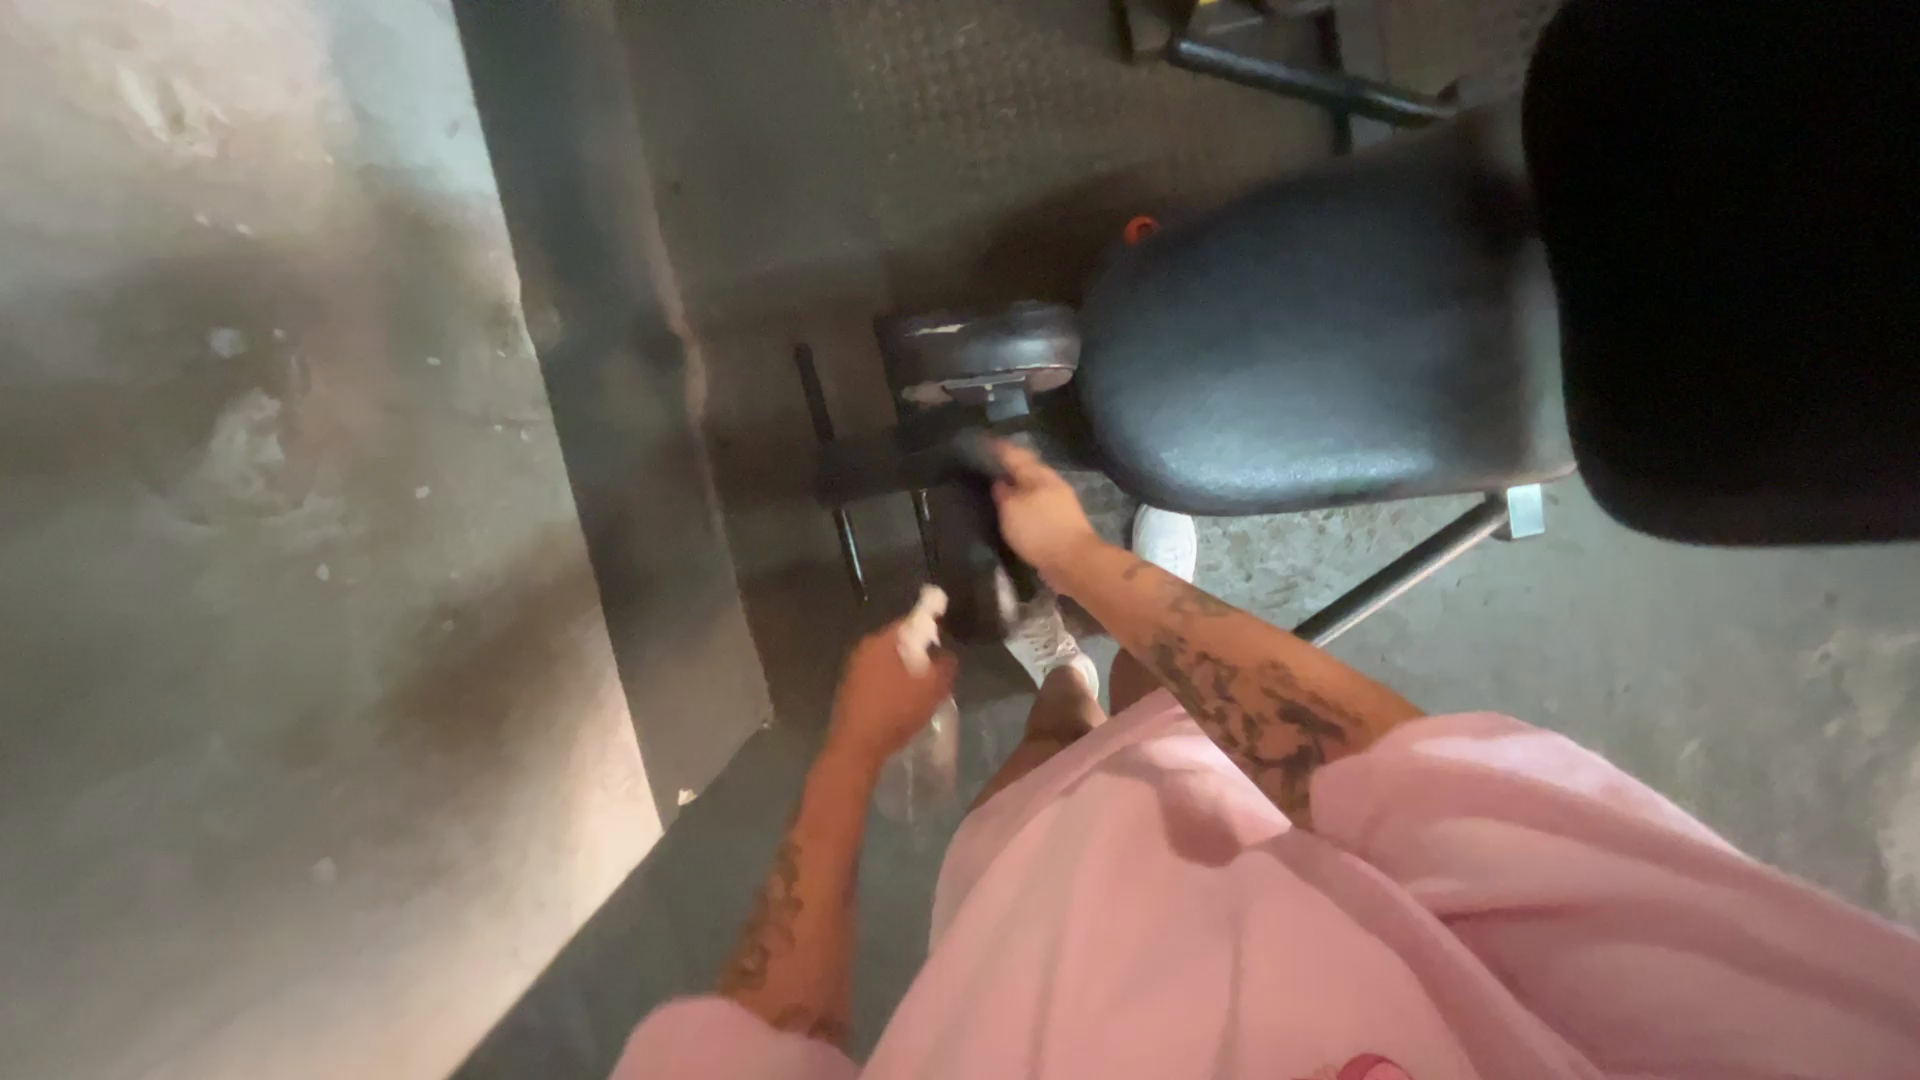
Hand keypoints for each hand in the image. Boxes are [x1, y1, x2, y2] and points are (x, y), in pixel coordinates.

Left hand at [825, 619, 958, 768]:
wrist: (857, 748)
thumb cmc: (896, 711)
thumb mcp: (932, 688)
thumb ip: (945, 666)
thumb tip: (947, 656)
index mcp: (881, 641)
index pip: (911, 622)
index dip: (932, 630)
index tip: (945, 644)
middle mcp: (864, 649)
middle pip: (899, 643)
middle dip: (919, 654)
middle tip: (936, 671)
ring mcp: (853, 669)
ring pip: (888, 662)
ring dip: (905, 671)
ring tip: (922, 690)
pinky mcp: (849, 689)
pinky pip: (878, 678)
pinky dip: (892, 685)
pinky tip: (902, 703)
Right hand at [989, 440, 1104, 587]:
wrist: (1074, 561)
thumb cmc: (1039, 530)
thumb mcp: (1012, 508)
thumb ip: (1003, 492)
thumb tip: (999, 481)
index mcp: (1039, 474)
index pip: (1015, 454)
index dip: (998, 448)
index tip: (982, 442)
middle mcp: (1051, 483)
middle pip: (1027, 469)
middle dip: (1008, 467)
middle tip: (987, 466)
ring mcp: (1059, 503)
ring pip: (1033, 488)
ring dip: (1017, 487)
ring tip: (998, 489)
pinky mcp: (1061, 522)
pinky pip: (1037, 506)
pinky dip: (1024, 505)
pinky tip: (1014, 511)